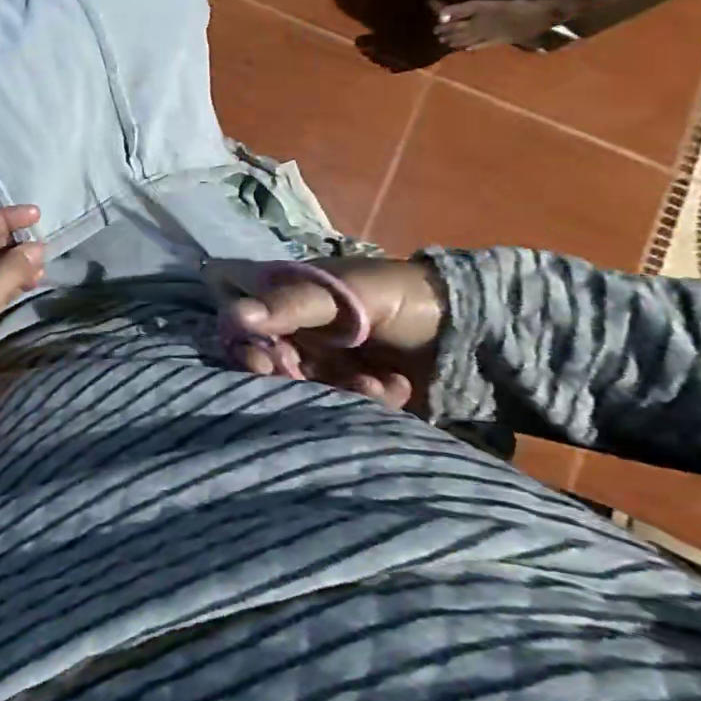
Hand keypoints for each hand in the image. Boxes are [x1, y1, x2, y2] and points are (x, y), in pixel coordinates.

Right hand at [209, 257, 444, 409]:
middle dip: (289, 379)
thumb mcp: (345, 293)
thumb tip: (235, 317)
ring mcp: (319, 365)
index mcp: (285, 301)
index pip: (241, 324)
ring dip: (333, 392)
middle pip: (265, 364)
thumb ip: (291, 304)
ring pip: (300, 390)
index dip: (242, 345)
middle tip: (319, 381)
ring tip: (373, 383)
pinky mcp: (344, 392)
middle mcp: (294, 334)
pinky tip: (391, 387)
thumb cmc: (397, 294)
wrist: (465, 328)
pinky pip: (334, 407)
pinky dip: (361, 401)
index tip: (264, 365)